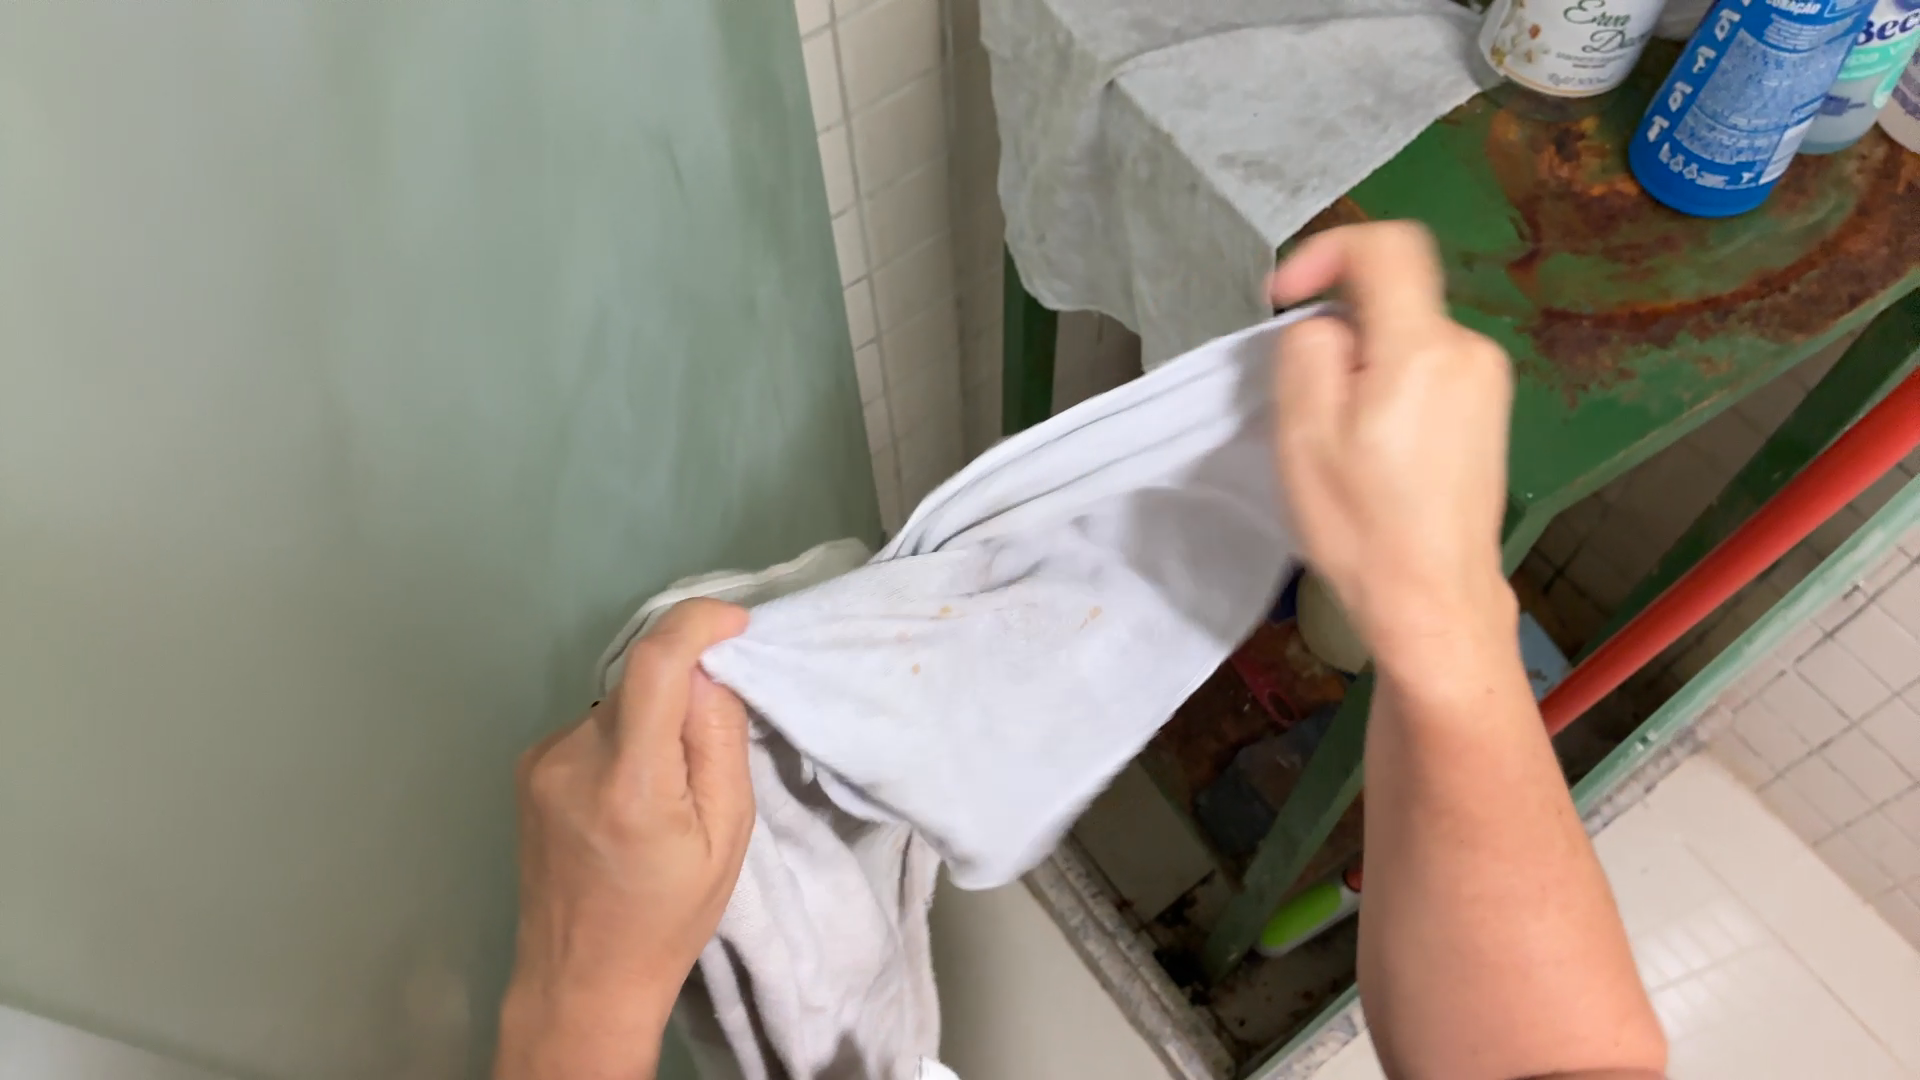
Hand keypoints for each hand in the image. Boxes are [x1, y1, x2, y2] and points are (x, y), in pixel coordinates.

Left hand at [496, 599, 753, 1079]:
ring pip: (622, 699)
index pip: (655, 664)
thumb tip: (708, 670)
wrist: (580, 980)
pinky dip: (630, 732)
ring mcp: (540, 759)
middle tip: (714, 736)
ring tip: (670, 782)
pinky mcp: (528, 766)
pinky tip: (632, 789)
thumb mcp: (729, 830)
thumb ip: (719, 740)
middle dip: (689, 682)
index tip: (736, 621)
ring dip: (658, 714)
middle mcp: (570, 757)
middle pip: (642, 678)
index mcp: (629, 781)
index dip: (697, 623)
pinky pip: (599, 722)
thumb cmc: (671, 913)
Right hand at [1268, 222, 1515, 681]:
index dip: (1326, 252)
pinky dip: (1383, 382)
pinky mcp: (1487, 410)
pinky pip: (1423, 366)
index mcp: (1420, 349)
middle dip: (1334, 328)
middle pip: (1390, 297)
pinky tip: (1368, 443)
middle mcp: (1468, 350)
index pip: (1386, 248)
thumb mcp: (1304, 434)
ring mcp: (1486, 381)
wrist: (1430, 596)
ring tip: (1331, 432)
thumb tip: (1322, 323)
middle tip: (1301, 399)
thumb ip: (1307, 353)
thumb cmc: (1358, 522)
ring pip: (1403, 335)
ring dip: (1356, 362)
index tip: (1282, 296)